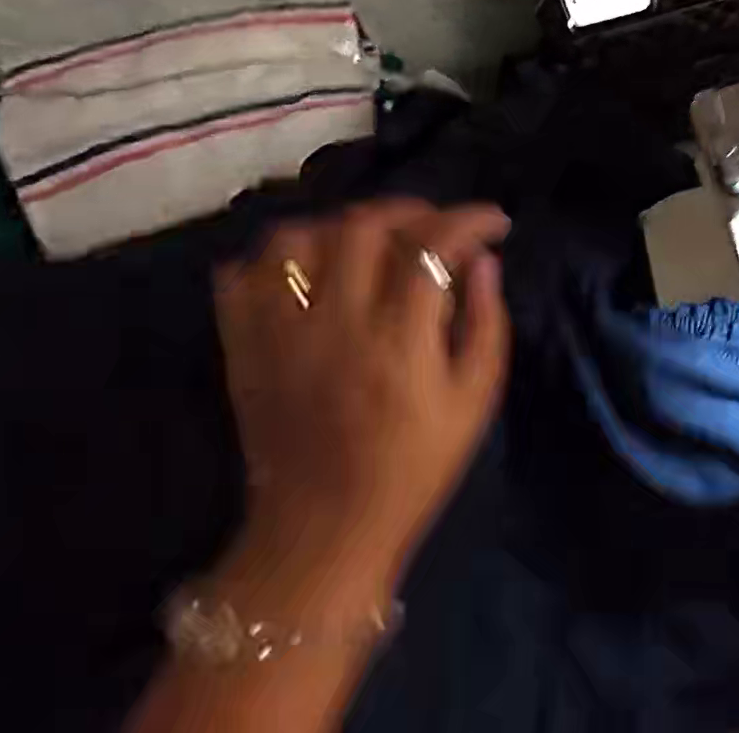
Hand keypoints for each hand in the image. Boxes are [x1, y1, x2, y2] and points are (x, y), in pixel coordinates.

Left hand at [212, 200, 511, 595]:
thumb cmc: (418, 464)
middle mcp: (333, 323)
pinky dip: (278, 257)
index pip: (434, 247)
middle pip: (363, 227)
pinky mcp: (242, 349)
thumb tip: (484, 263)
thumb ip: (486, 322)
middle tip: (440, 227)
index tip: (497, 222)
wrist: (325, 528)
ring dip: (344, 226)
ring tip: (377, 241)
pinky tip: (315, 271)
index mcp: (399, 339)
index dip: (471, 220)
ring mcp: (278, 334)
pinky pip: (242, 276)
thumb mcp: (476, 397)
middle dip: (413, 210)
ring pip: (295, 238)